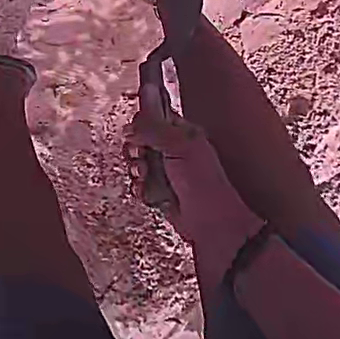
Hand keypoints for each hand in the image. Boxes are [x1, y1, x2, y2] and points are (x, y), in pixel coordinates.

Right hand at [128, 109, 264, 282]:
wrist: (210, 221)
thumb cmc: (203, 180)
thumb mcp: (178, 145)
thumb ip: (152, 130)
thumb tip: (129, 127)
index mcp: (181, 132)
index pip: (153, 117)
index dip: (141, 124)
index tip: (136, 133)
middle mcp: (172, 149)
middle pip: (139, 140)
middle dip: (135, 149)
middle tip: (141, 157)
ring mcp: (164, 170)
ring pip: (136, 162)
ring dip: (136, 170)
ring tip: (144, 176)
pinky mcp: (157, 190)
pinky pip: (138, 183)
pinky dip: (139, 187)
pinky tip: (146, 191)